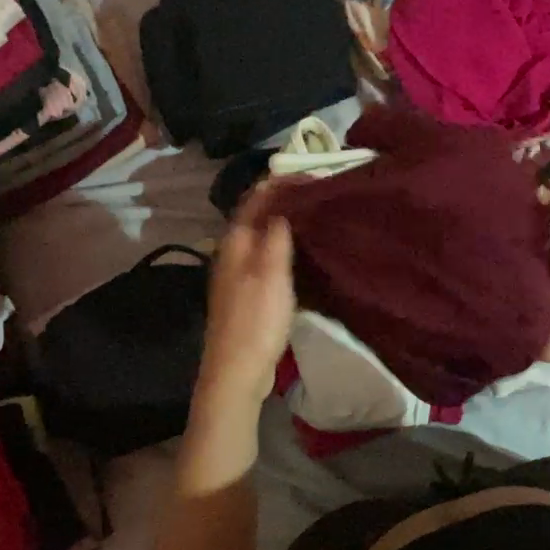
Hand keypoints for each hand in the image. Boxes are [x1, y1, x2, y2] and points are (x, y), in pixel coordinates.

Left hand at [195, 185, 295, 405]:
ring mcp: (238, 277)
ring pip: (262, 240)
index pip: (255, 199)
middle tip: (319, 194)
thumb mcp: (271, 274)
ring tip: (316, 219)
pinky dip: (285, 251)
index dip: (280, 183)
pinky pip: (268, 261)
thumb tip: (281, 208)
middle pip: (257, 218)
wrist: (237, 373)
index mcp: (234, 243)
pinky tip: (304, 257)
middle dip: (284, 202)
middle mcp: (231, 254)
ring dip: (285, 227)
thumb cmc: (255, 321)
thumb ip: (275, 236)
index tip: (312, 176)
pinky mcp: (248, 297)